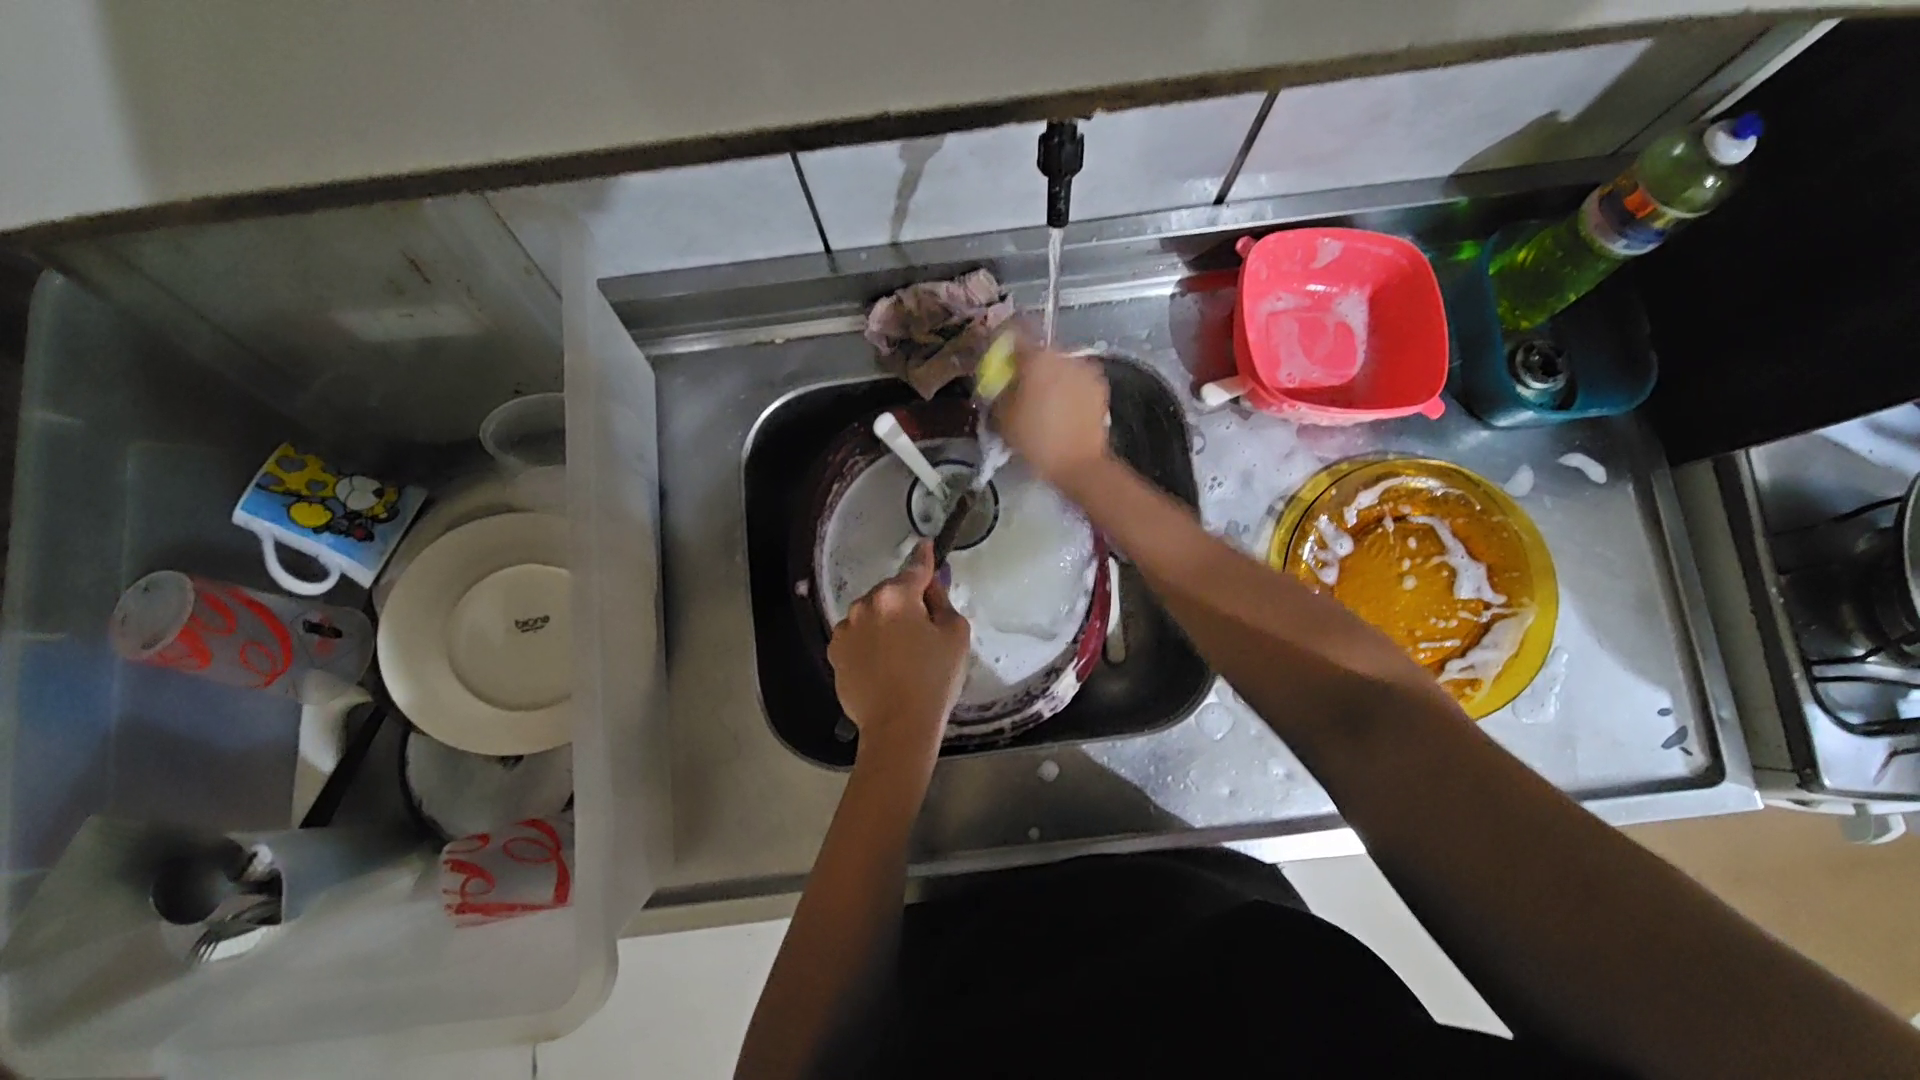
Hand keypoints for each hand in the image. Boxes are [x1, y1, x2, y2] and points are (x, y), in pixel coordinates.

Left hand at [828, 541, 971, 764]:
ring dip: (885, 622)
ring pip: (871, 614)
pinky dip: (869, 641)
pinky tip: (883, 664)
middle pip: (890, 593)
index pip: (915, 568)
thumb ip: (943, 601)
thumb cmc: (933, 680)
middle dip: (906, 602)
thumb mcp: (955, 635)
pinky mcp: (835, 653)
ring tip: (902, 653)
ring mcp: (845, 630)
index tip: (926, 545)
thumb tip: (931, 585)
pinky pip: (857, 636)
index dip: (924, 557)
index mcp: (895, 596)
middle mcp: (864, 605)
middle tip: (924, 630)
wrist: (898, 727)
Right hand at [991, 342, 1110, 489]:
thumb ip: (997, 389)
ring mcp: (1086, 370)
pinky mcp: (1099, 386)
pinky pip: (1075, 379)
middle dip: (1027, 365)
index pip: (1013, 334)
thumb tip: (998, 379)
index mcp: (1037, 358)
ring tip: (1041, 401)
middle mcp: (1064, 356)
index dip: (1001, 345)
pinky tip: (1061, 408)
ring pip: (1059, 365)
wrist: (1079, 464)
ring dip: (1049, 376)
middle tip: (1018, 387)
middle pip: (1039, 351)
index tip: (997, 360)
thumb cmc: (1036, 441)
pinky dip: (1066, 387)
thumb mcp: (1003, 417)